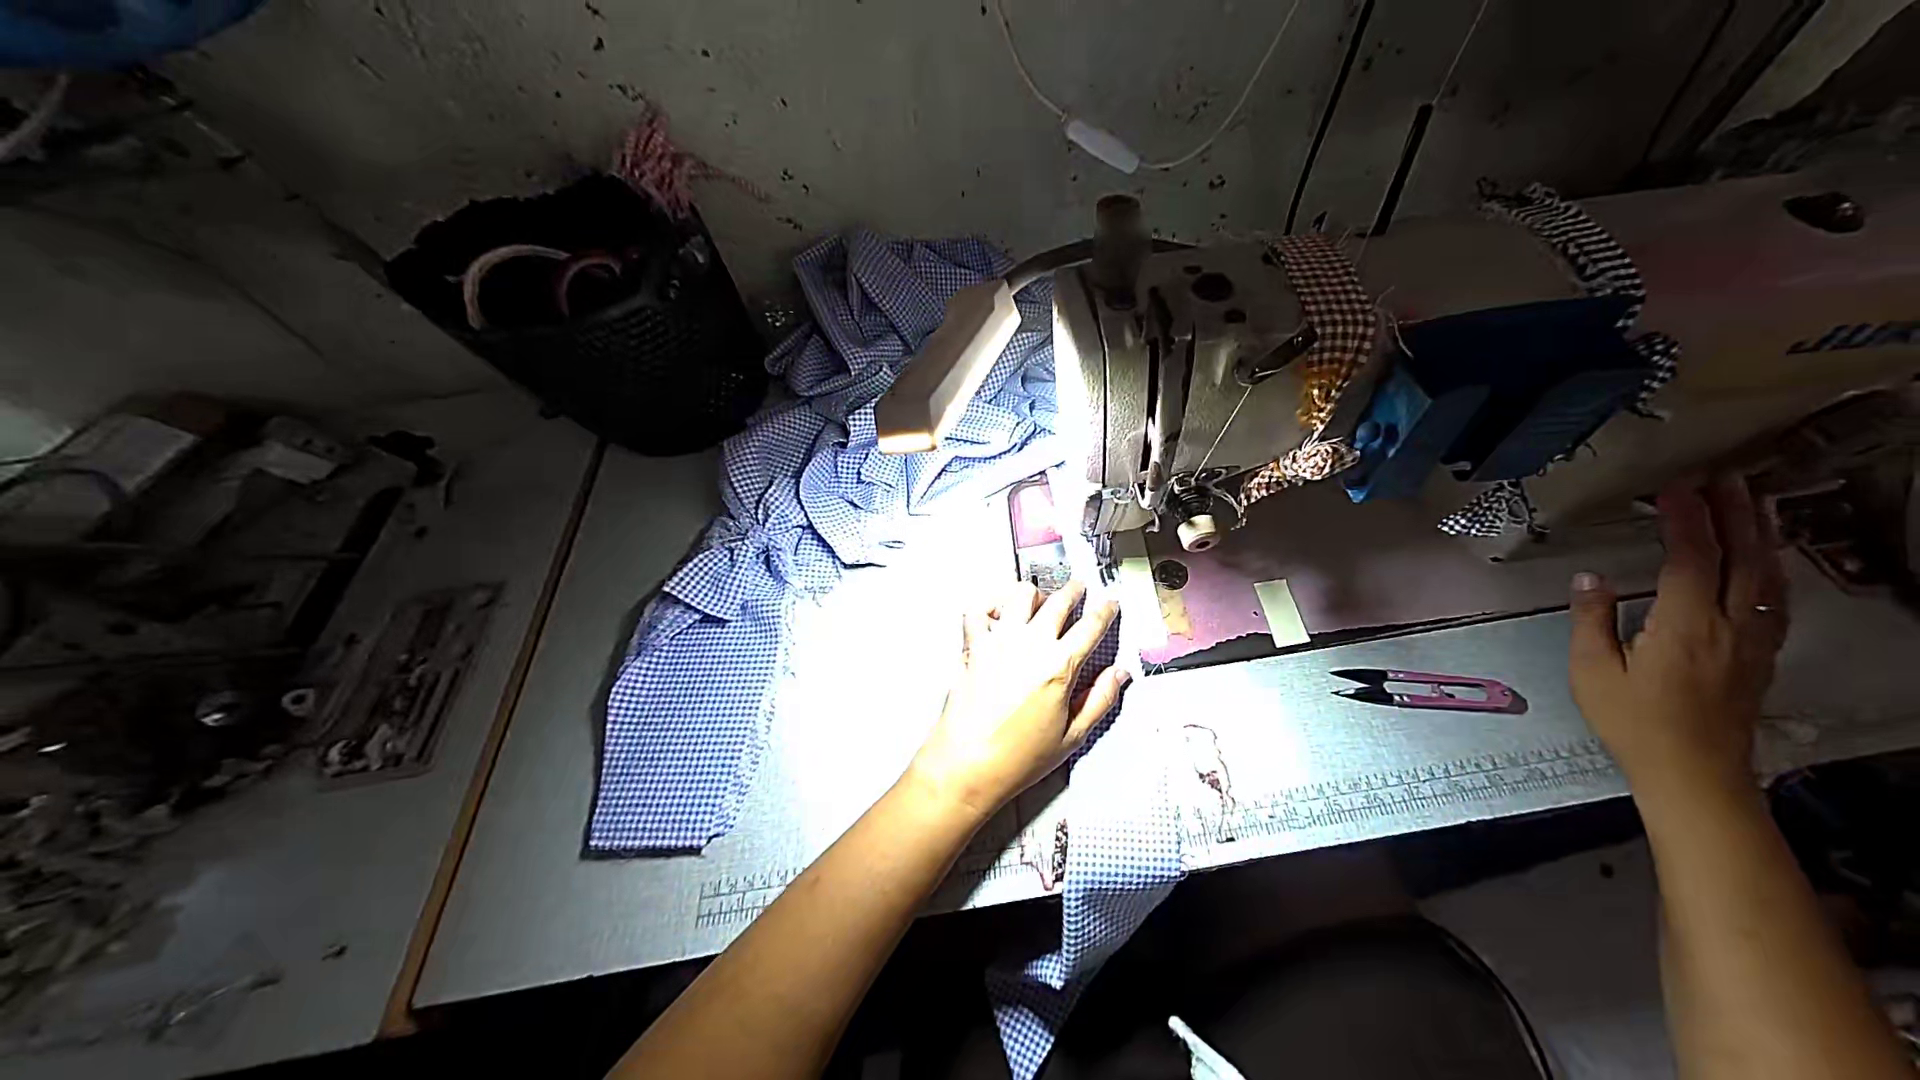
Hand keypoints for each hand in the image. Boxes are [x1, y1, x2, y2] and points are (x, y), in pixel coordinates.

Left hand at [903, 579, 1128, 823]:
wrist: (968, 764)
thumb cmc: (1016, 757)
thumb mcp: (1071, 737)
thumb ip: (1099, 700)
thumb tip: (1118, 675)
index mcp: (1059, 667)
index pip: (1091, 625)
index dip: (1104, 611)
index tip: (1109, 604)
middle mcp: (1030, 645)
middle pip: (1058, 601)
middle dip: (1073, 590)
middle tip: (1078, 589)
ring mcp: (999, 641)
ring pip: (1021, 595)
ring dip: (1035, 593)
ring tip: (1039, 599)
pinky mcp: (973, 645)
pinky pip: (979, 610)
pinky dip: (990, 605)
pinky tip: (999, 612)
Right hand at [1568, 475, 1788, 802]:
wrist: (1693, 771)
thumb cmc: (1633, 721)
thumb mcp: (1592, 671)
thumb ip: (1592, 620)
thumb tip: (1590, 579)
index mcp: (1687, 627)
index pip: (1692, 560)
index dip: (1686, 521)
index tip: (1676, 490)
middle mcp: (1733, 627)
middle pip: (1744, 560)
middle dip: (1735, 516)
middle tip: (1726, 480)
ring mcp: (1755, 642)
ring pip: (1769, 577)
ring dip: (1760, 537)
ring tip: (1752, 506)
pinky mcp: (1762, 656)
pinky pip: (1775, 601)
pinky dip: (1770, 569)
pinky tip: (1764, 561)